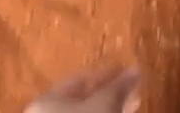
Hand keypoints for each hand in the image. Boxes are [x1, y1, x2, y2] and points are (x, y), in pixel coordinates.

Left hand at [23, 66, 142, 112]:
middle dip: (110, 95)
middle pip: (81, 101)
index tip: (129, 73)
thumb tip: (134, 71)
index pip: (80, 79)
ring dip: (108, 111)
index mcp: (45, 102)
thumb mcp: (106, 104)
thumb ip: (120, 85)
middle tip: (133, 92)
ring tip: (131, 107)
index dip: (107, 74)